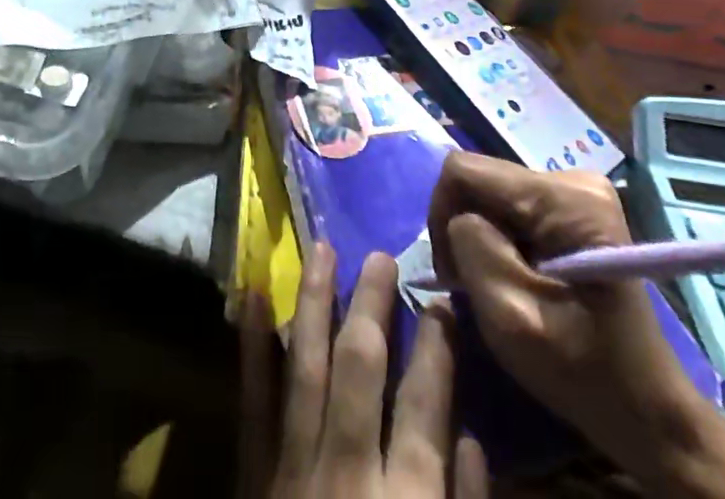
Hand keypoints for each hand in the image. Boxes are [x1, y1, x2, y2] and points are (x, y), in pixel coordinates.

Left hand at [239, 242, 486, 498]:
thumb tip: (472, 438)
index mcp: (407, 494)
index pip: (423, 403)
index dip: (434, 348)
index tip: (440, 304)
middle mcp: (348, 463)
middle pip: (359, 365)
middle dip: (371, 305)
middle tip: (379, 256)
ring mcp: (293, 460)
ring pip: (305, 364)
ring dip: (315, 302)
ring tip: (322, 250)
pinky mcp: (253, 466)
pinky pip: (252, 397)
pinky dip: (253, 345)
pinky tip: (253, 294)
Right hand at [428, 155, 724, 498]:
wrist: (644, 407)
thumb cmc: (579, 366)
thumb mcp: (508, 310)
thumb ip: (471, 245)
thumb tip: (457, 217)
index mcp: (565, 199)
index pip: (463, 170)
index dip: (442, 213)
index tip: (452, 269)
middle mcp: (575, 180)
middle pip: (478, 178)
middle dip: (460, 225)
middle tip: (467, 280)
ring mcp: (578, 193)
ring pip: (489, 192)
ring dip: (477, 235)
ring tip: (490, 280)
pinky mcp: (574, 209)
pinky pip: (508, 205)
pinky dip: (497, 237)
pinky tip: (512, 272)